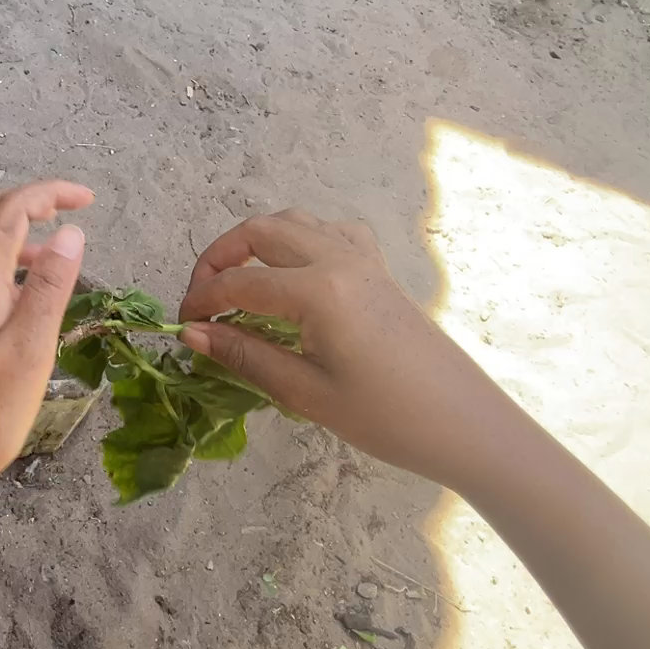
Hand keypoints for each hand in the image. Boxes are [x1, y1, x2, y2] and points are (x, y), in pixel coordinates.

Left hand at [0, 181, 93, 504]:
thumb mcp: (31, 349)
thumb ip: (50, 286)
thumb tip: (72, 233)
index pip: (10, 210)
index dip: (49, 193)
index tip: (87, 199)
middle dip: (16, 200)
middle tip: (57, 214)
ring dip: (6, 232)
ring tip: (51, 259)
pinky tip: (22, 298)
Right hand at [176, 209, 530, 493]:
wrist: (468, 427)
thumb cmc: (387, 418)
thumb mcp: (305, 393)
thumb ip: (243, 355)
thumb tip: (192, 334)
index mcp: (318, 290)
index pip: (239, 282)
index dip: (201, 301)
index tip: (181, 325)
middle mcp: (338, 258)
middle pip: (260, 231)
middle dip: (219, 257)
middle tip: (202, 298)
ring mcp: (362, 259)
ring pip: (293, 222)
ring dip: (254, 242)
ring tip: (237, 281)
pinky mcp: (378, 270)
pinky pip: (330, 232)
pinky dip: (298, 239)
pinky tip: (292, 271)